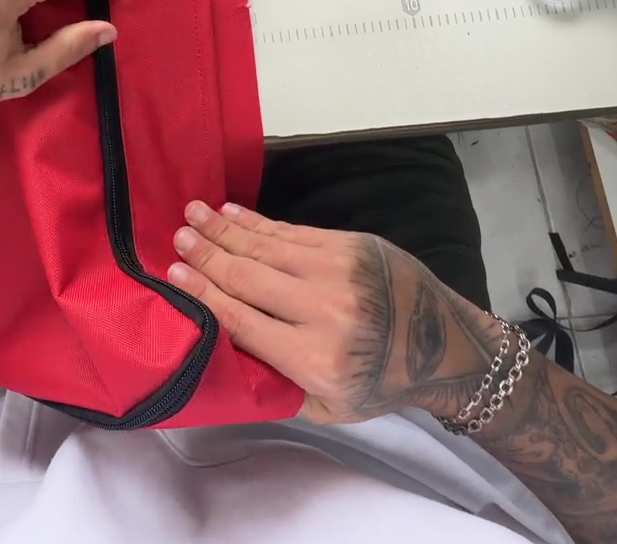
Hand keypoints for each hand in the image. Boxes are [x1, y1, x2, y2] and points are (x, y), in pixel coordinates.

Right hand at [165, 201, 502, 423]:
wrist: (444, 347)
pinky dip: (257, 221)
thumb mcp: (326, 405)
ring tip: (192, 213)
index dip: (202, 294)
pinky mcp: (348, 245)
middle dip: (206, 254)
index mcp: (314, 358)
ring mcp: (336, 271)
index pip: (241, 320)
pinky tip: (231, 211)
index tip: (173, 274)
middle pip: (247, 276)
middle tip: (176, 237)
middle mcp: (323, 310)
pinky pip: (291, 230)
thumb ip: (275, 381)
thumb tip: (222, 345)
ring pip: (265, 245)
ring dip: (223, 227)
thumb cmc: (378, 381)